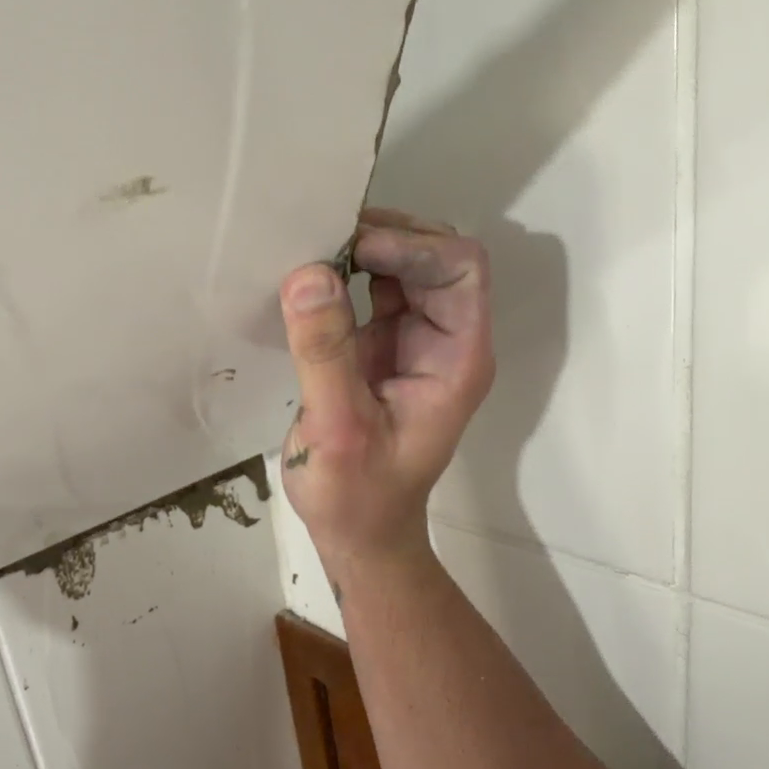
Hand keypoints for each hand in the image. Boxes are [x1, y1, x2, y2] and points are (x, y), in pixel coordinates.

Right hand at [279, 208, 493, 561]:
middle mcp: (445, 340)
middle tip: (325, 235)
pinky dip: (347, 273)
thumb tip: (308, 274)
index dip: (411, 247)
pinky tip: (312, 275)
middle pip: (437, 256)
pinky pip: (375, 291)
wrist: (358, 533)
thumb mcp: (338, 428)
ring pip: (406, 267)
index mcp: (457, 358)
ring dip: (366, 249)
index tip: (350, 252)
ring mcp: (414, 342)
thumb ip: (326, 352)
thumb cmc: (356, 495)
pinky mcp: (381, 348)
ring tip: (313, 245)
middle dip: (388, 237)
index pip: (459, 270)